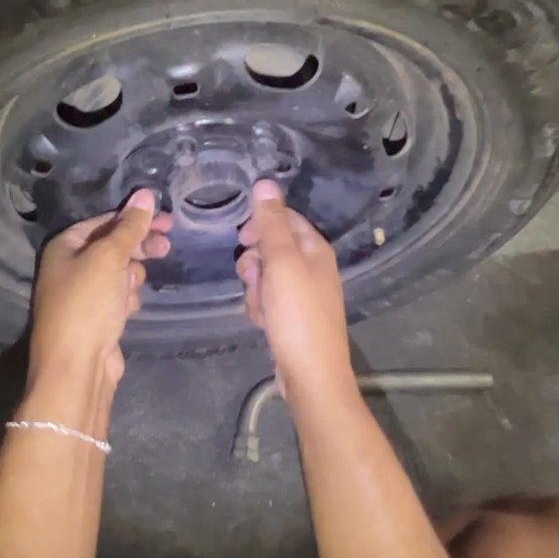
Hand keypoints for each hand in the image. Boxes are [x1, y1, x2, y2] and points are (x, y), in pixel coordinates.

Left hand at [31, 189, 171, 382]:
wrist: (77, 367)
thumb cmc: (87, 304)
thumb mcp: (109, 258)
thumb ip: (130, 227)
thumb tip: (145, 194)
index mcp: (65, 246)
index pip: (105, 221)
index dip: (135, 218)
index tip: (166, 220)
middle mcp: (70, 266)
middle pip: (114, 245)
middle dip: (139, 248)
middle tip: (166, 247)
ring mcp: (84, 293)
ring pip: (121, 271)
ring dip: (131, 278)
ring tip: (130, 291)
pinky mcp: (97, 316)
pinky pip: (120, 296)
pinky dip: (127, 299)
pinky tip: (127, 311)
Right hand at [236, 178, 352, 401]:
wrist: (311, 375)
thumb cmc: (297, 315)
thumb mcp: (282, 263)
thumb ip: (272, 224)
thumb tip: (266, 182)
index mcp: (316, 249)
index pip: (285, 219)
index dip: (261, 225)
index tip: (242, 239)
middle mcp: (313, 267)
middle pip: (272, 248)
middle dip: (255, 264)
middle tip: (254, 279)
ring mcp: (304, 294)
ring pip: (266, 276)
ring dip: (256, 290)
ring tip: (263, 308)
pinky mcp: (293, 317)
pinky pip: (269, 300)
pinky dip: (261, 309)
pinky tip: (264, 323)